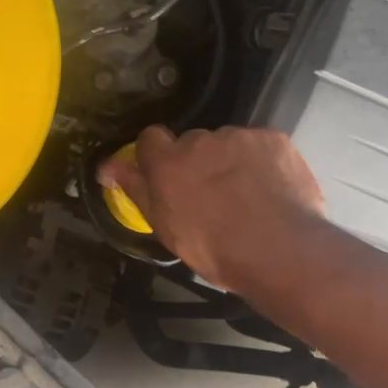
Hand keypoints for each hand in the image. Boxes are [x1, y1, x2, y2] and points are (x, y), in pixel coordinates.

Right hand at [98, 126, 325, 293]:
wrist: (280, 251)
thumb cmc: (214, 249)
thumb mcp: (165, 227)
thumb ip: (136, 189)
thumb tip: (106, 167)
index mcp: (168, 162)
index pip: (150, 138)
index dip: (157, 156)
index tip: (166, 177)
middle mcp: (201, 140)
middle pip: (192, 143)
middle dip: (197, 162)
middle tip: (211, 196)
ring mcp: (240, 137)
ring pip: (227, 144)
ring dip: (230, 161)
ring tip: (246, 195)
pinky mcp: (274, 139)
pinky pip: (260, 145)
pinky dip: (261, 162)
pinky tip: (269, 189)